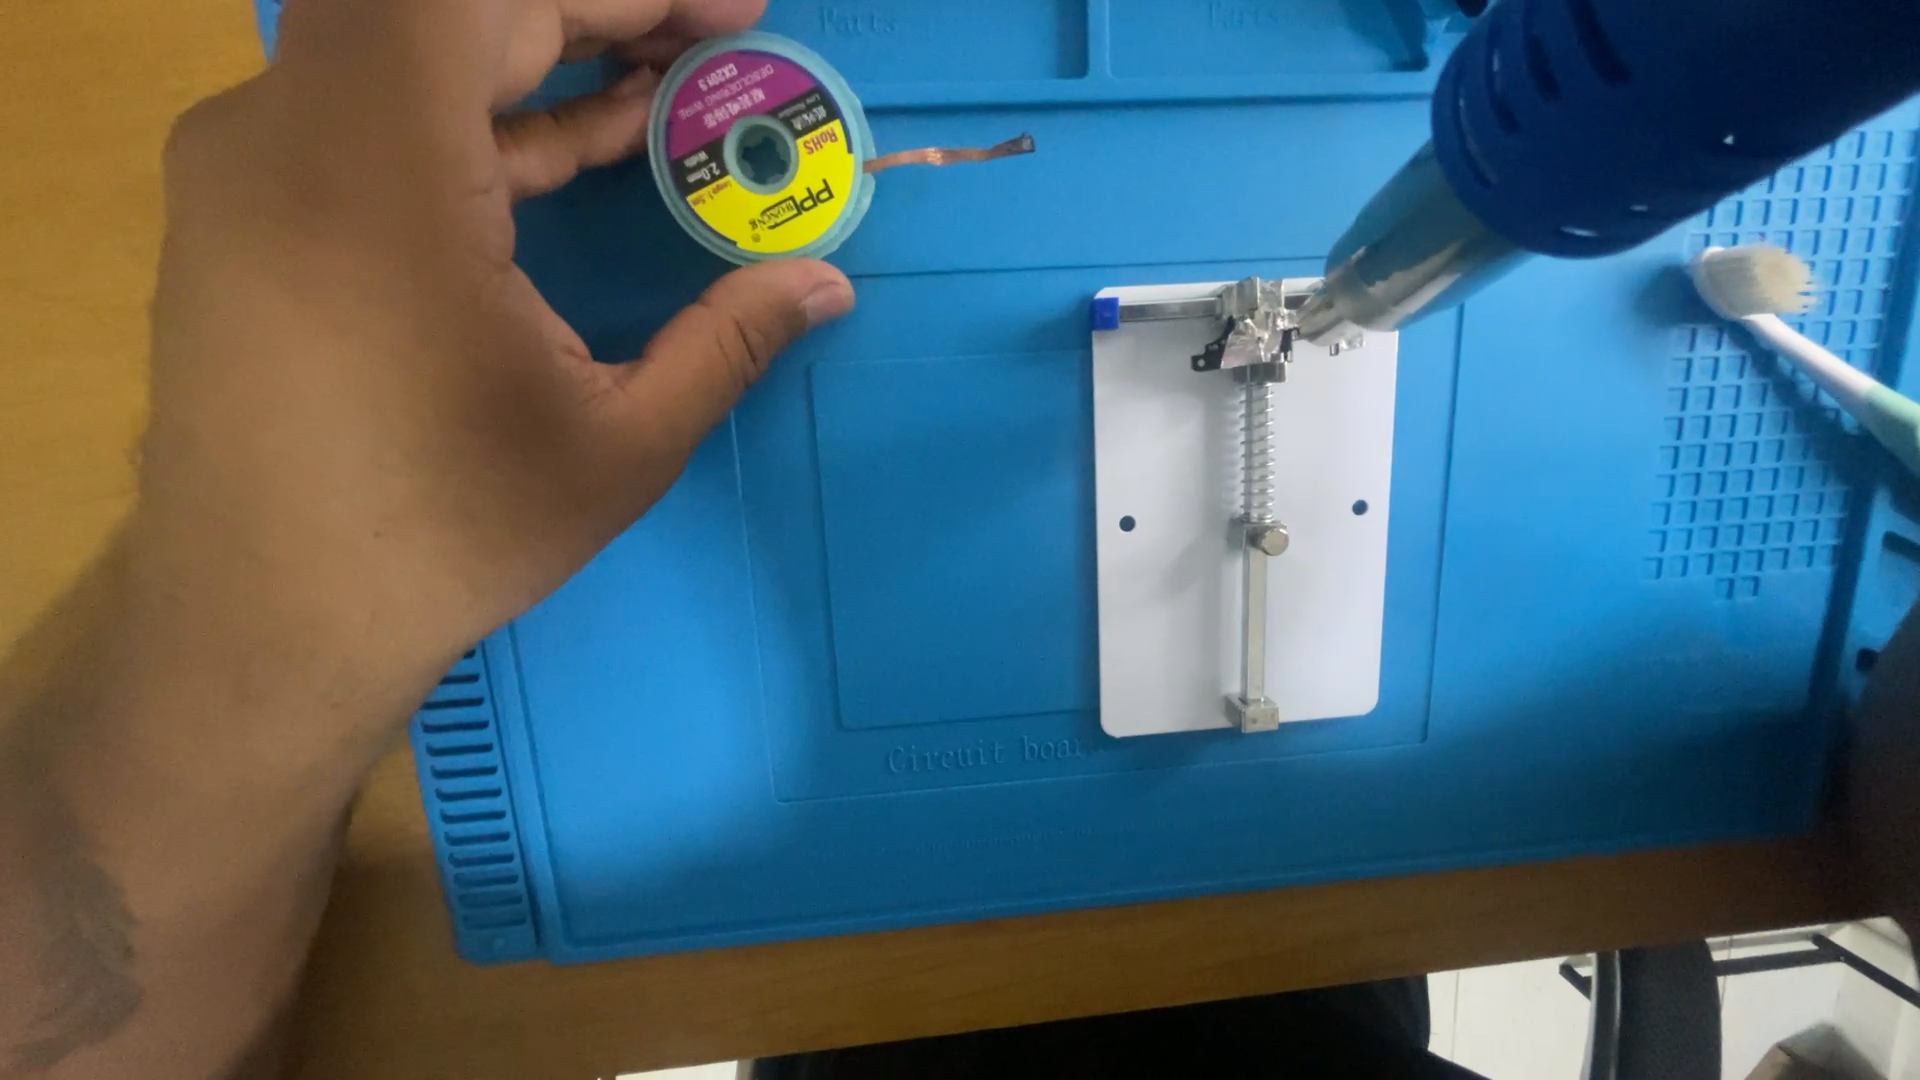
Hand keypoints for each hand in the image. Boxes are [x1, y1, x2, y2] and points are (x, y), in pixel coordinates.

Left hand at [141, 0, 853, 748]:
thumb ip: (731, 340)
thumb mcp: (627, 441)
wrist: (279, 618)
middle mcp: (287, 140)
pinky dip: (490, 122)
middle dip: (596, 7)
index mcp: (380, 181)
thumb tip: (829, 282)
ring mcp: (256, 174)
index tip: (728, 9)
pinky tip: (581, 149)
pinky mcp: (260, 218)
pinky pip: (383, 124)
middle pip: (449, 7)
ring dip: (546, 61)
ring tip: (666, 86)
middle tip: (716, 36)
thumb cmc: (461, 530)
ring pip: (412, 60)